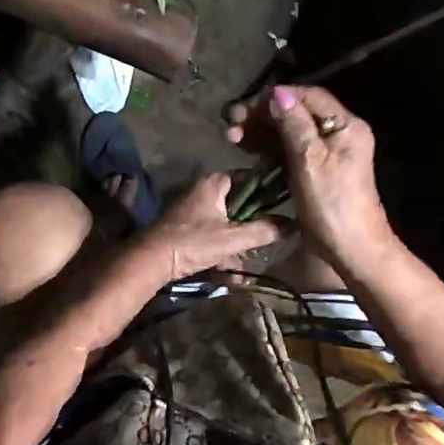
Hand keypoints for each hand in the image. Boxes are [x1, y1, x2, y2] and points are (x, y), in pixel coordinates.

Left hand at [132, 173, 281, 282]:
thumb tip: (292, 224)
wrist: (151, 259)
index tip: (281, 207)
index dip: (266, 191)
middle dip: (248, 227)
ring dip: (234, 244)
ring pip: (225, 222)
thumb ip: (264, 230)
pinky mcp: (185, 227)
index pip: (249, 177)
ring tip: (238, 264)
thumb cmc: (193, 242)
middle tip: (257, 244)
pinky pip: (211, 234)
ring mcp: (192, 208)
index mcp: (213, 183)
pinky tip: (223, 268)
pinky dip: (219, 249)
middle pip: (238, 204)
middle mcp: (202, 190)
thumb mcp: (233, 237)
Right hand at [227, 85, 394, 268]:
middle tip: (233, 124)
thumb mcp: (310, 159)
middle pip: (296, 112)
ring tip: (232, 137)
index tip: (246, 107)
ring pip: (288, 130)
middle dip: (262, 115)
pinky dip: (266, 146)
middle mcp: (337, 133)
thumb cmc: (331, 203)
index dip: (276, 97)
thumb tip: (278, 93)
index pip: (308, 97)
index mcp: (345, 126)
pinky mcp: (313, 169)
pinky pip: (287, 149)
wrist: (349, 247)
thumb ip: (294, 124)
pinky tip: (246, 149)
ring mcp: (325, 152)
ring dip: (259, 130)